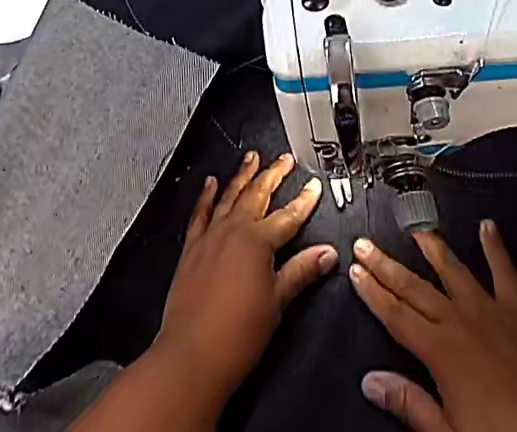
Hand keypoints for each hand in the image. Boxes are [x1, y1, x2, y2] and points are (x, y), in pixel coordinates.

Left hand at [156, 151, 334, 397]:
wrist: (189, 358)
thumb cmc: (235, 335)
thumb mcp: (278, 301)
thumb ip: (302, 271)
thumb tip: (327, 254)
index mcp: (258, 241)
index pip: (289, 215)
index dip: (305, 200)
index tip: (313, 187)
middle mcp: (233, 232)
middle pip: (258, 194)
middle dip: (274, 175)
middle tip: (284, 161)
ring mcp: (209, 238)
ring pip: (230, 196)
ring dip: (243, 176)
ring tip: (251, 158)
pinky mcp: (191, 250)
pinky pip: (200, 214)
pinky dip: (206, 197)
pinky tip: (210, 185)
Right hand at [350, 221, 516, 431]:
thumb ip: (410, 404)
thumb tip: (374, 382)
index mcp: (443, 352)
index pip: (396, 315)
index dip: (373, 292)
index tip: (356, 271)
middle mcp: (465, 323)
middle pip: (416, 288)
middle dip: (388, 266)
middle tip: (367, 245)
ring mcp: (493, 312)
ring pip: (454, 271)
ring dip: (432, 249)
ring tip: (416, 230)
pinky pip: (505, 272)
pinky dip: (496, 248)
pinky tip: (488, 228)